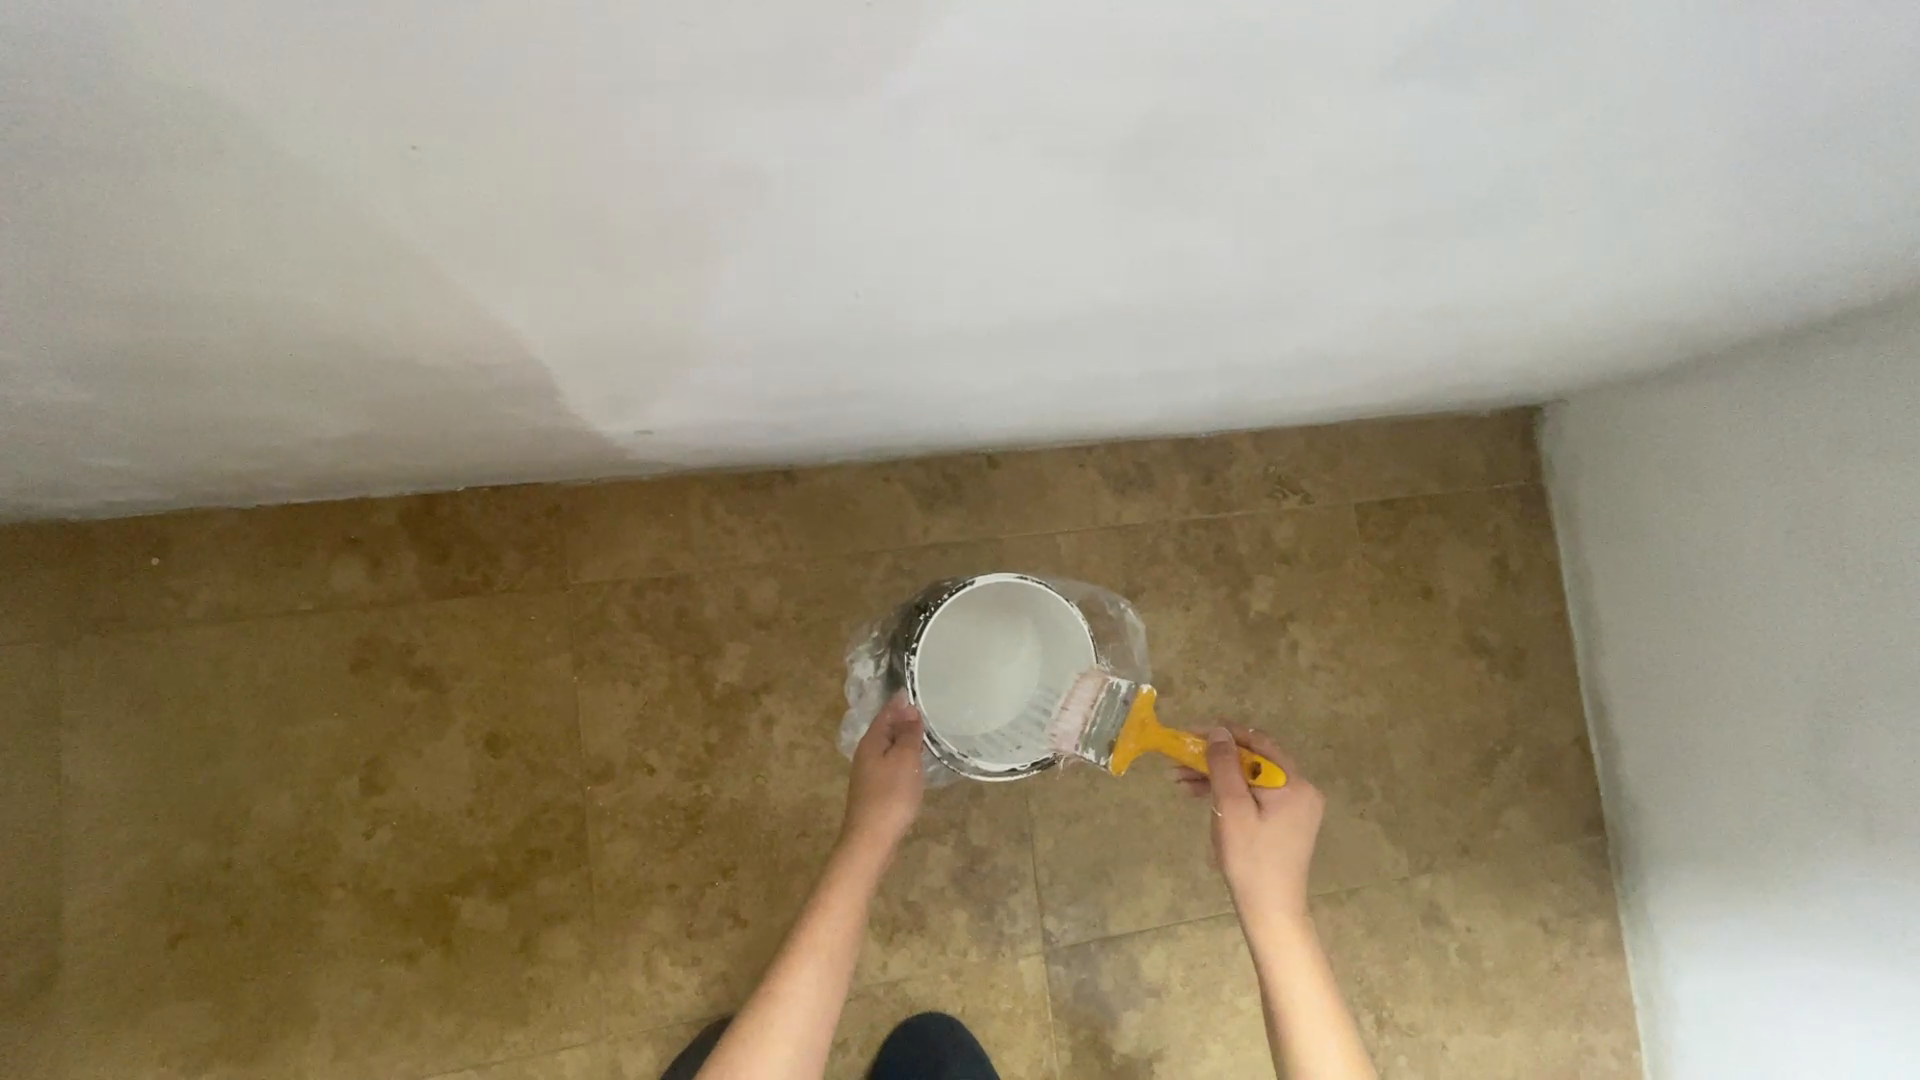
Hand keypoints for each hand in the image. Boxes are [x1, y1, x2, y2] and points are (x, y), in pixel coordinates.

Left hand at [840, 691, 926, 854]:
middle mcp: (866, 754)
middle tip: (926, 709)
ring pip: (888, 747)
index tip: (914, 690)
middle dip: (902, 718)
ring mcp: (869, 774)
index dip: (899, 702)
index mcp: (871, 742)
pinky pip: (890, 763)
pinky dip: (902, 756)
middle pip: (885, 729)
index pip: (885, 713)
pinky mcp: (875, 790)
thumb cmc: (890, 796)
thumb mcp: (905, 760)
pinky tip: (914, 762)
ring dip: (903, 738)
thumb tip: (910, 710)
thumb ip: (908, 734)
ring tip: (924, 732)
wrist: (871, 839)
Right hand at [1175, 725, 1325, 919]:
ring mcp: (1295, 805)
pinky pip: (1255, 792)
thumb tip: (1218, 732)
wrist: (1270, 909)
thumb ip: (1224, 765)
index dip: (1222, 734)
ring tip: (1181, 779)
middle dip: (1214, 757)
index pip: (1256, 742)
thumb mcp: (1231, 807)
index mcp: (1293, 783)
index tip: (1189, 735)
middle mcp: (1301, 788)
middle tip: (1179, 760)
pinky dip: (1230, 790)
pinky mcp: (1286, 819)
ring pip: (1250, 776)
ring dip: (1217, 774)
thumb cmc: (1249, 858)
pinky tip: (1201, 794)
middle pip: (1252, 758)